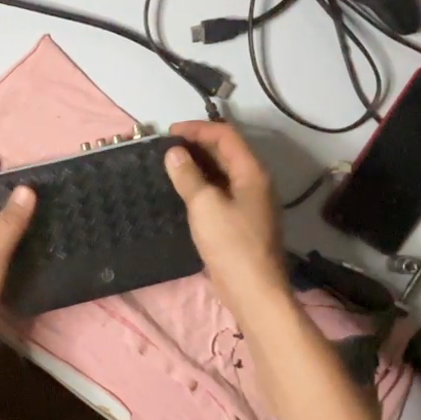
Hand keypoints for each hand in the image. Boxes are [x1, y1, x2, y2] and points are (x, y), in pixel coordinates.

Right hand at [164, 121, 290, 314]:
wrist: (253, 290)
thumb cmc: (231, 244)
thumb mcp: (204, 205)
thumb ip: (188, 176)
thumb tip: (174, 152)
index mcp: (252, 173)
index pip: (226, 136)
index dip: (197, 129)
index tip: (169, 132)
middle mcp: (254, 183)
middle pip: (226, 152)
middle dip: (196, 145)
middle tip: (166, 148)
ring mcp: (249, 203)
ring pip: (222, 173)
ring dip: (197, 166)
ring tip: (169, 166)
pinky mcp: (241, 221)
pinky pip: (220, 192)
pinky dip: (201, 185)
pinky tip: (182, 192)